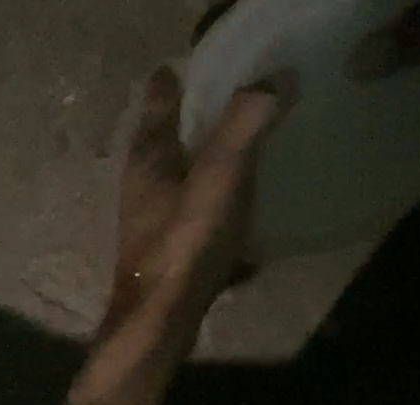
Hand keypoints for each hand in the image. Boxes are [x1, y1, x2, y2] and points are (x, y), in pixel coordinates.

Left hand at [106, 67, 288, 334]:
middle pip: (167, 148)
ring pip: (181, 191)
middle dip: (193, 128)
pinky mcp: (171, 261)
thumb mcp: (220, 173)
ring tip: (246, 162)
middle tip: (229, 107)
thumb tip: (277, 78)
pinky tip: (250, 239)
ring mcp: (154, 230)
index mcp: (147, 162)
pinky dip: (222, 229)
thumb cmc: (184, 243)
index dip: (171, 84)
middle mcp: (142, 193)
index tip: (188, 69)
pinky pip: (201, 234)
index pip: (156, 106)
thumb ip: (246, 122)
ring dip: (207, 177)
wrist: (161, 321)